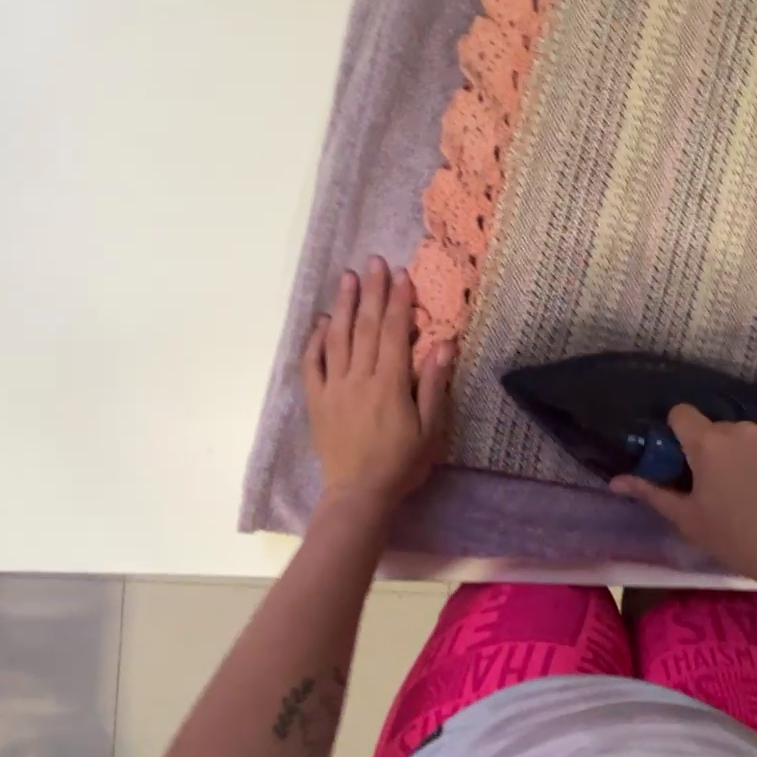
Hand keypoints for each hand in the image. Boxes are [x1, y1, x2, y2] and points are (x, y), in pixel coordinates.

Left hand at [302, 256, 453, 517]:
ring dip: (343, 305)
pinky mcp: (317, 401)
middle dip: (371, 291)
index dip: (398, 301)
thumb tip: (443, 344)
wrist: (359, 495)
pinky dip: (316, 340)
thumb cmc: (402, 462)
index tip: (401, 275)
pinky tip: (323, 322)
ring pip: (337, 338)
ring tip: (348, 278)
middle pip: (365, 326)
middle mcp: (359, 378)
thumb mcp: (430, 428)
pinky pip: (312, 364)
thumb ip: (434, 384)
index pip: (393, 332)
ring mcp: (334, 388)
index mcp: (389, 383)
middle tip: (374, 262)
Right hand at [610, 404, 756, 587]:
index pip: (682, 413)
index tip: (687, 458)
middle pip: (719, 430)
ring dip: (749, 454)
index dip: (680, 432)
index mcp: (708, 443)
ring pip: (751, 436)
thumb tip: (615, 481)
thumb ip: (652, 493)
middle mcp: (741, 428)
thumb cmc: (739, 540)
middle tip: (725, 488)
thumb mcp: (689, 520)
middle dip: (717, 451)